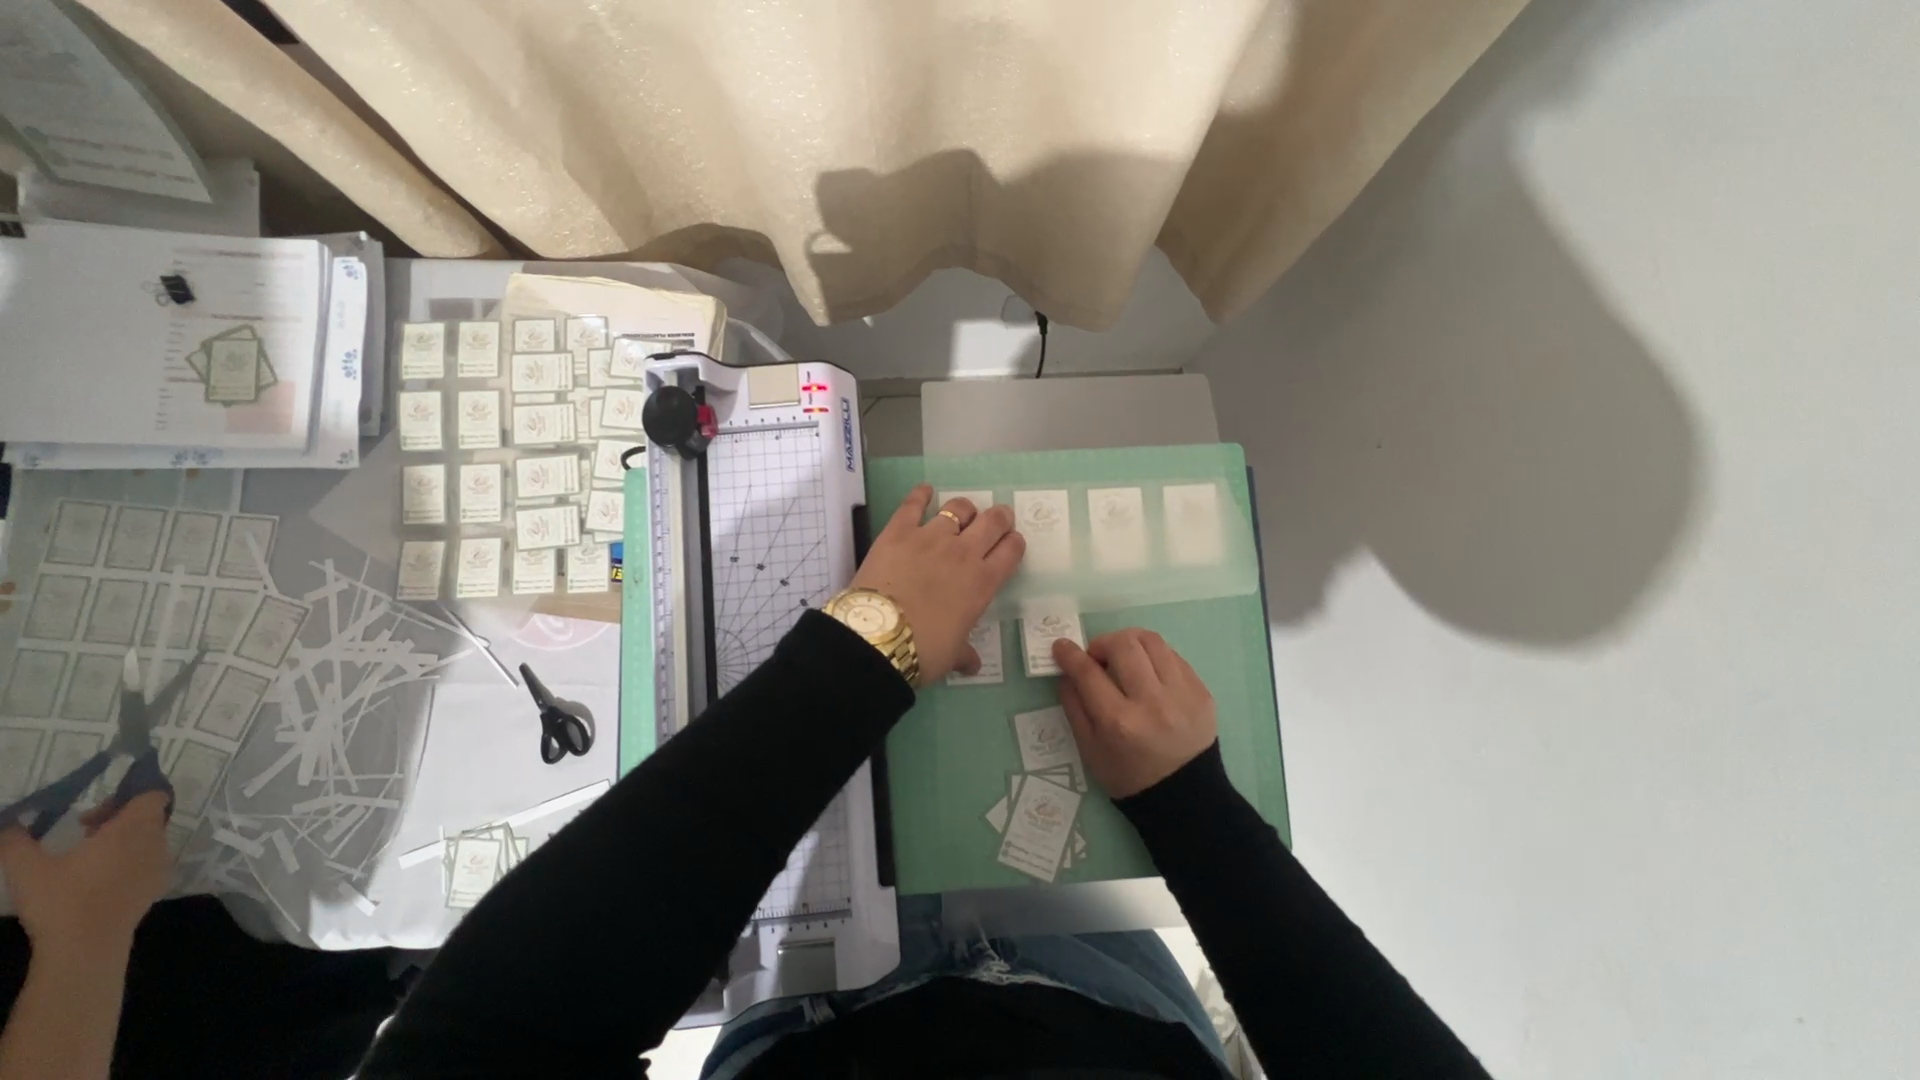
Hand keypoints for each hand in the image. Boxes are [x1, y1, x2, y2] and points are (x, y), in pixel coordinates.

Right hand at [0, 792, 171, 953]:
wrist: (88, 944)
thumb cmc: (61, 901)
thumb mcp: (27, 869)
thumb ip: (16, 841)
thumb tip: (9, 822)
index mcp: (133, 829)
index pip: (153, 795)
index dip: (128, 796)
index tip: (95, 813)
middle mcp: (156, 840)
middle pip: (150, 815)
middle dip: (120, 816)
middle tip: (85, 831)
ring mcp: (162, 862)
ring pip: (150, 836)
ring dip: (125, 838)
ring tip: (88, 856)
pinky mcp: (159, 882)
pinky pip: (151, 858)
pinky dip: (132, 858)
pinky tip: (100, 877)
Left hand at [850, 485, 1024, 682]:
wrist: (878, 637)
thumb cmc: (923, 650)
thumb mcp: (951, 656)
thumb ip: (964, 654)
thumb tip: (972, 665)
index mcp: (983, 583)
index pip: (1011, 551)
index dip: (1014, 543)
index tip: (1011, 543)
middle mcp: (963, 553)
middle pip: (992, 521)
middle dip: (999, 518)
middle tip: (996, 520)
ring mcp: (931, 537)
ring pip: (958, 508)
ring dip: (965, 508)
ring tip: (963, 513)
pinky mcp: (899, 530)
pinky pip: (913, 504)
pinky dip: (921, 494)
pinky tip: (925, 491)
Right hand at [1054, 629, 1217, 796]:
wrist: (1184, 795)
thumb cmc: (1128, 775)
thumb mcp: (1089, 749)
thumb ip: (1074, 705)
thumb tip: (1068, 669)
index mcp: (1119, 722)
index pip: (1088, 672)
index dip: (1070, 654)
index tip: (1062, 646)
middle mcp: (1152, 703)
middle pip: (1123, 645)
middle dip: (1102, 643)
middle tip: (1097, 657)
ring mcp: (1182, 695)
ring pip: (1152, 641)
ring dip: (1129, 642)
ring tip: (1123, 657)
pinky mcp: (1202, 692)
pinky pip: (1173, 656)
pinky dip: (1153, 657)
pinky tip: (1147, 672)